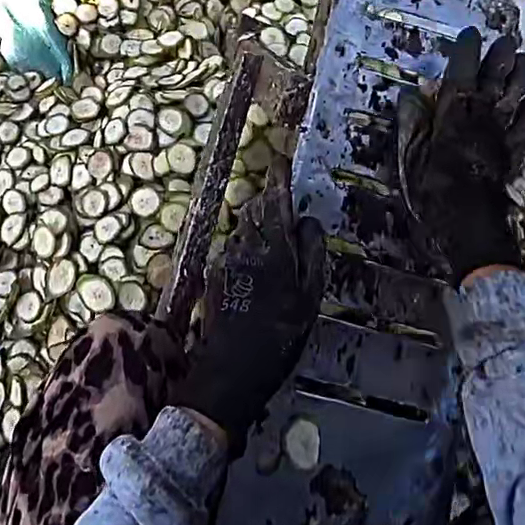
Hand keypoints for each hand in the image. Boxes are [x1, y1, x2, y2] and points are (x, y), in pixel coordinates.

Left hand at [173, 170, 323, 450]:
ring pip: (243, 227)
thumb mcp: (309, 298)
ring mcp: (225, 256)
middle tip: (284, 211)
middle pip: (255, 208)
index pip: (275, 201)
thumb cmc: (280, 334)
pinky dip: (246, 248)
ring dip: (257, 226)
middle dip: (268, 202)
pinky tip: (256, 273)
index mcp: (273, 248)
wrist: (232, 365)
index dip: (278, 178)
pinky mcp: (213, 270)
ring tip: (274, 248)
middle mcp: (245, 245)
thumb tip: (307, 220)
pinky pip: (233, 247)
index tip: (281, 158)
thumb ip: (311, 253)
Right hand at [395, 27, 524, 282]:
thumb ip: (412, 122)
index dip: (467, 53)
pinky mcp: (513, 155)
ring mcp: (501, 136)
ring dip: (520, 78)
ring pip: (515, 99)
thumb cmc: (431, 189)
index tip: (471, 34)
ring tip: (524, 59)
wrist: (468, 224)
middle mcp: (481, 119)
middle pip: (494, 82)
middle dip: (500, 58)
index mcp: (453, 115)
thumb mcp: (409, 156)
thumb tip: (411, 93)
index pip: (461, 75)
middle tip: (506, 40)